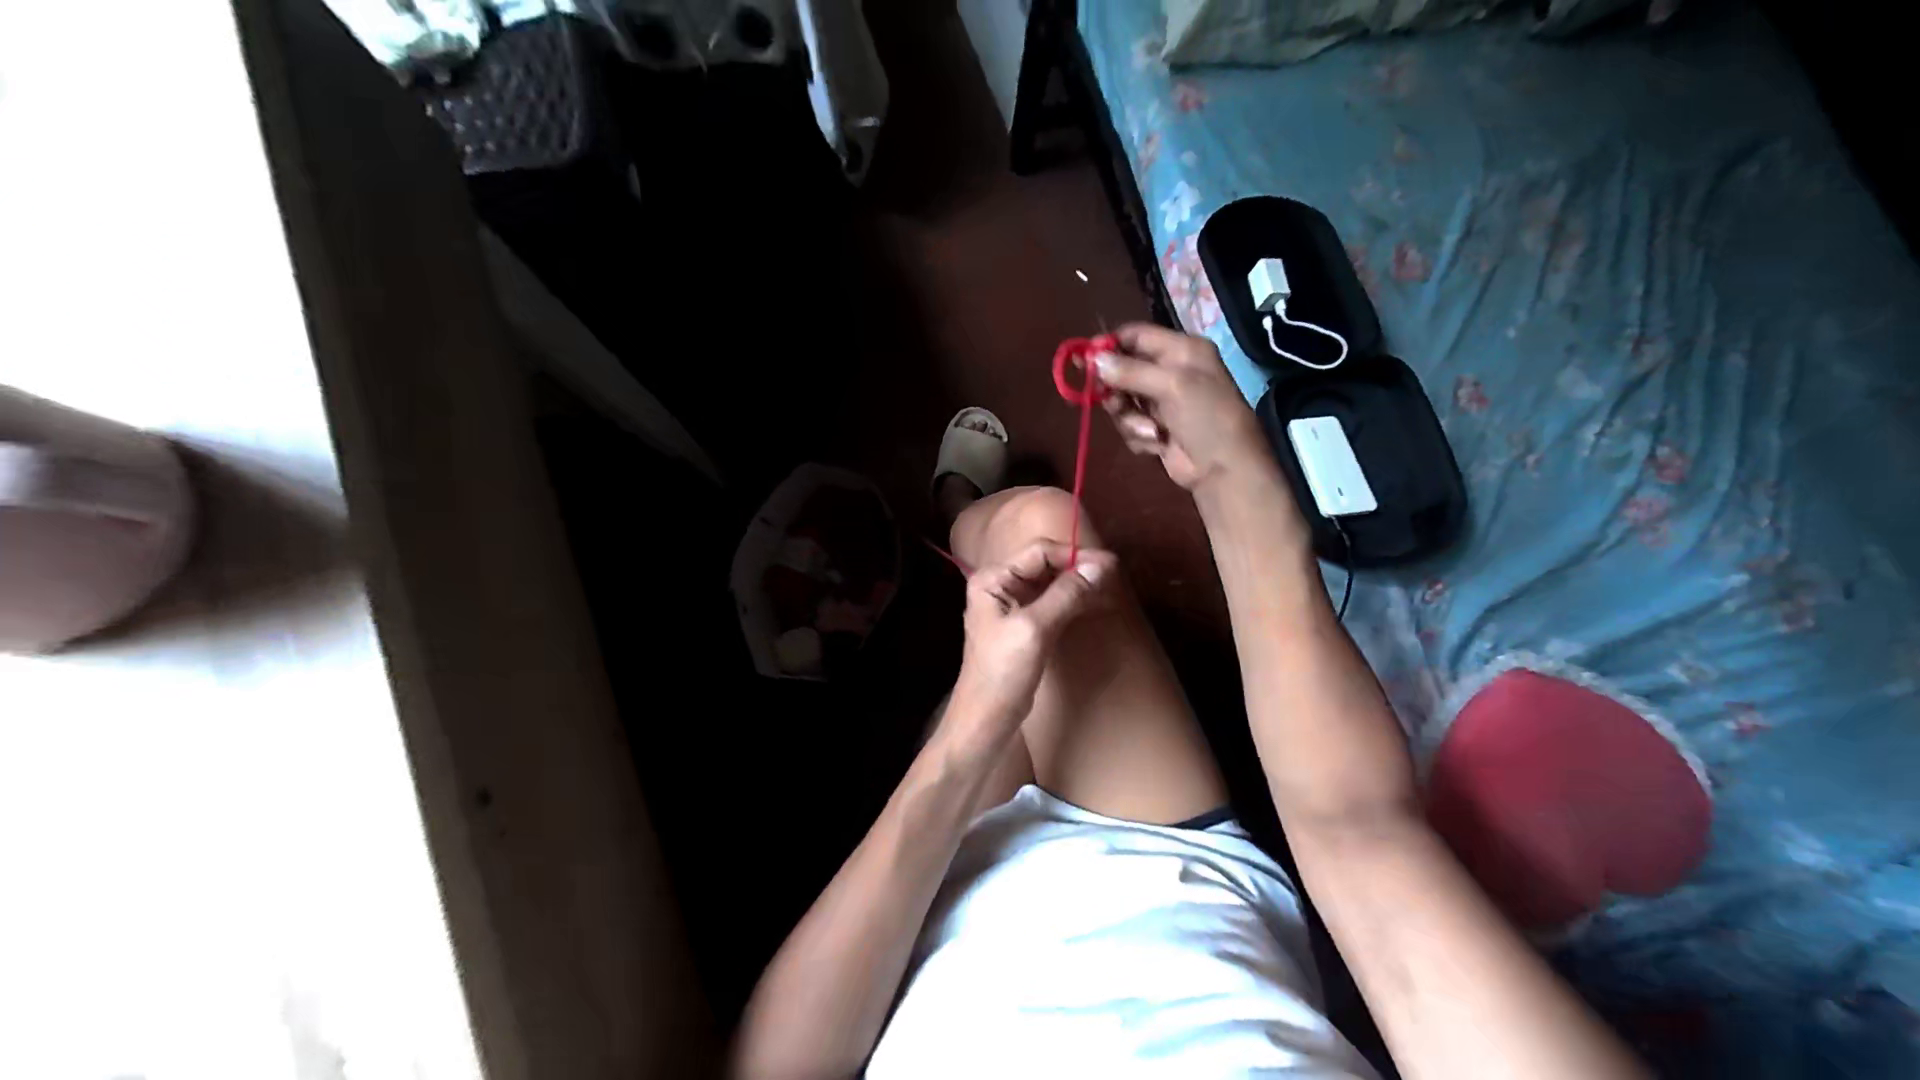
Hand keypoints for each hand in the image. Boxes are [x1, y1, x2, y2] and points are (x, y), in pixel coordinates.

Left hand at [949, 541, 1117, 743]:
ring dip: (1080, 586)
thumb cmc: (1003, 672)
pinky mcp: (1024, 626)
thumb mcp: (1035, 629)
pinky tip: (1097, 605)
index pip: (1038, 552)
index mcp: (993, 579)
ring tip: (1111, 590)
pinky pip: (1053, 604)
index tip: (1109, 564)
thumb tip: (1100, 566)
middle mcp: (1000, 586)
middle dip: (1078, 569)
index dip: (1073, 555)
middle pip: (1045, 565)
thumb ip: (1065, 595)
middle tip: (1115, 576)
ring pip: (1052, 585)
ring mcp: (1012, 607)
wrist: (986, 718)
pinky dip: (1074, 603)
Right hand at [1095, 323, 1273, 492]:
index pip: (1136, 336)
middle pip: (1123, 370)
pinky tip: (1157, 443)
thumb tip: (1091, 359)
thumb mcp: (1170, 385)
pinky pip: (1129, 424)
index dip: (1108, 346)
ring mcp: (1162, 402)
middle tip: (1112, 402)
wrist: (1223, 467)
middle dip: (1116, 388)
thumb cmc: (1205, 416)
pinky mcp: (1154, 428)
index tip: (1082, 360)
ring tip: (1148, 430)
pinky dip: (1138, 434)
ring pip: (1123, 401)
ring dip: (1130, 418)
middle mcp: (1170, 372)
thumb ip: (1129, 370)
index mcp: (1181, 350)